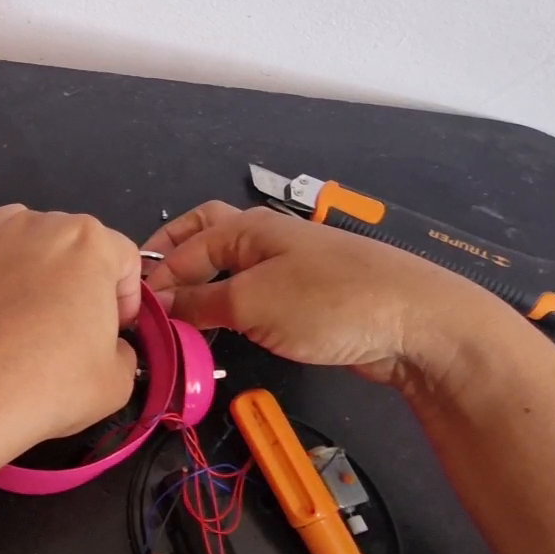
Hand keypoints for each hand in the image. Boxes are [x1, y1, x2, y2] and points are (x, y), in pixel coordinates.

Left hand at [0, 182, 141, 462]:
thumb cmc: (48, 387)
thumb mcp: (117, 382)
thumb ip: (123, 351)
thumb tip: (108, 348)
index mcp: (90, 243)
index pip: (123, 258)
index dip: (123, 298)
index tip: (113, 331)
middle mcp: (38, 224)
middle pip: (71, 240)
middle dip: (77, 279)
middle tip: (67, 331)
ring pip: (18, 225)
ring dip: (27, 256)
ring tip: (19, 305)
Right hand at [142, 202, 500, 384]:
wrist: (419, 323)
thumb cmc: (327, 302)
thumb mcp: (251, 302)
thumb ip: (199, 301)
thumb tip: (158, 304)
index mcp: (248, 227)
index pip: (185, 245)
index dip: (156, 276)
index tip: (135, 311)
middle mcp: (266, 238)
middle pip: (206, 237)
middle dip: (173, 257)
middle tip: (147, 290)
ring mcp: (291, 266)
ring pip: (230, 267)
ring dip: (201, 283)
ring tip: (177, 313)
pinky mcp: (309, 297)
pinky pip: (254, 293)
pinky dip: (229, 303)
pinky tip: (222, 326)